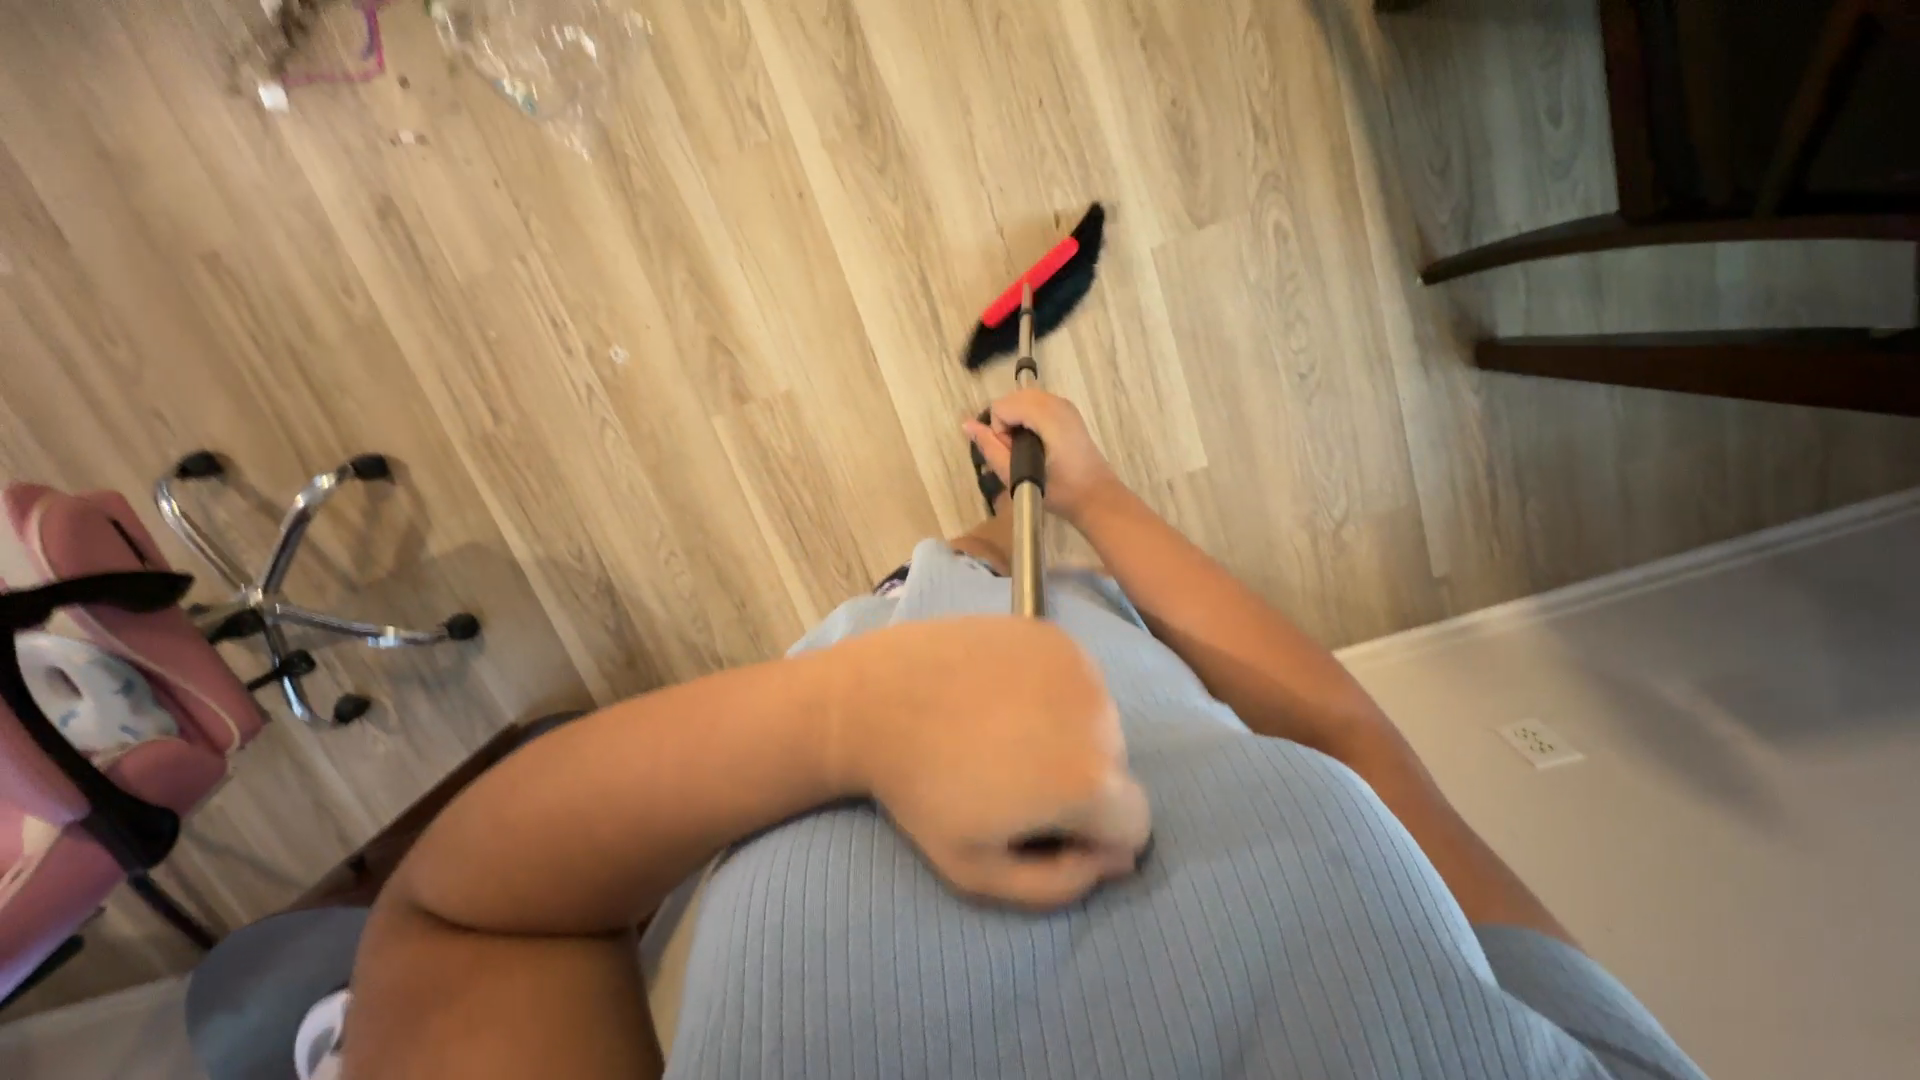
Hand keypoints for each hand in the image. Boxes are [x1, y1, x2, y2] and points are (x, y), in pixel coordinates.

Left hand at [828, 616, 1150, 909]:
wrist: (873, 700)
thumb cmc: (921, 792)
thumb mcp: (979, 871)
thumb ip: (1060, 886)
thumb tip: (1117, 860)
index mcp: (1088, 780)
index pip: (1135, 823)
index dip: (1093, 836)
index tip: (1040, 824)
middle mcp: (1100, 716)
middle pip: (1116, 768)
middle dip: (1080, 782)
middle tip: (1013, 776)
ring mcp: (1077, 666)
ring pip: (1098, 719)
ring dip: (1069, 733)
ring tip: (1003, 732)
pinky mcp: (1052, 634)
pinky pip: (1075, 678)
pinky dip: (1053, 692)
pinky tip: (1002, 695)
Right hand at [963, 389, 1124, 523]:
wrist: (1096, 497)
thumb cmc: (1059, 491)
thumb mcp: (1018, 475)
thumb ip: (990, 447)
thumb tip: (967, 425)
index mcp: (1047, 416)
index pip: (1002, 407)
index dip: (1000, 431)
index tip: (1013, 455)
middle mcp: (1056, 402)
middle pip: (1011, 399)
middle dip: (1007, 424)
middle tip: (1019, 454)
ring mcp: (1064, 404)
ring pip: (1022, 400)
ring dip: (1017, 423)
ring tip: (1028, 451)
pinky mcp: (1067, 411)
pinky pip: (1035, 405)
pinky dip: (1028, 421)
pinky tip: (1038, 444)